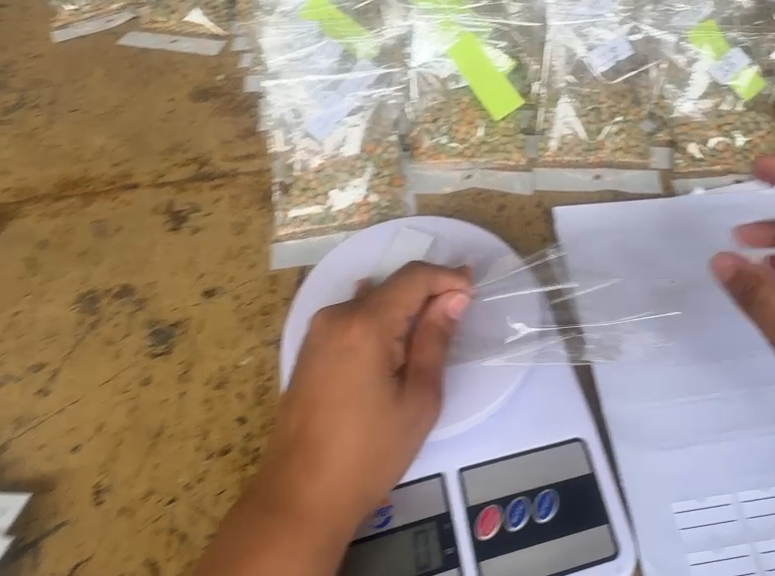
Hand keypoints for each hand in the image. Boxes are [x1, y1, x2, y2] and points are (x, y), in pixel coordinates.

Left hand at [251, 261, 474, 534]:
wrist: (301, 498)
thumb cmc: (368, 454)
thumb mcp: (418, 399)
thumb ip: (435, 340)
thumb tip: (453, 298)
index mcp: (364, 324)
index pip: (413, 277)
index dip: (447, 277)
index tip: (473, 290)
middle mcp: (336, 316)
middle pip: (391, 286)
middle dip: (428, 293)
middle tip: (460, 311)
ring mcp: (318, 332)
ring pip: (372, 301)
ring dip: (404, 308)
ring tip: (432, 330)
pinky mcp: (310, 350)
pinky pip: (353, 319)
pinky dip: (380, 321)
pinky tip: (396, 341)